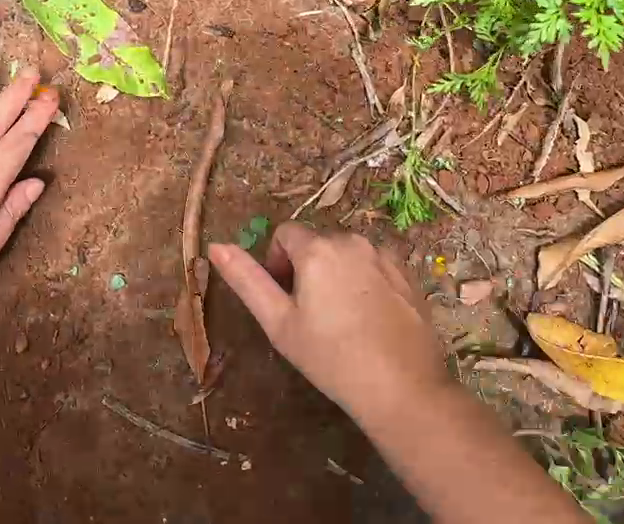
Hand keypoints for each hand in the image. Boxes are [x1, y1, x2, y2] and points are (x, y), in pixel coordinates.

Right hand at [209, 223, 449, 424]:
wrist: (403, 389)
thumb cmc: (331, 358)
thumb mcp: (279, 324)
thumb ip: (246, 280)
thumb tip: (216, 245)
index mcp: (317, 249)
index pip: (285, 234)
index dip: (277, 263)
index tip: (284, 300)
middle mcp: (351, 240)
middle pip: (316, 243)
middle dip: (307, 269)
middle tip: (311, 316)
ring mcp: (384, 256)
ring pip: (346, 254)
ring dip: (336, 274)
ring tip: (341, 321)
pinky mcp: (407, 273)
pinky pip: (374, 265)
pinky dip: (365, 282)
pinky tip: (369, 320)